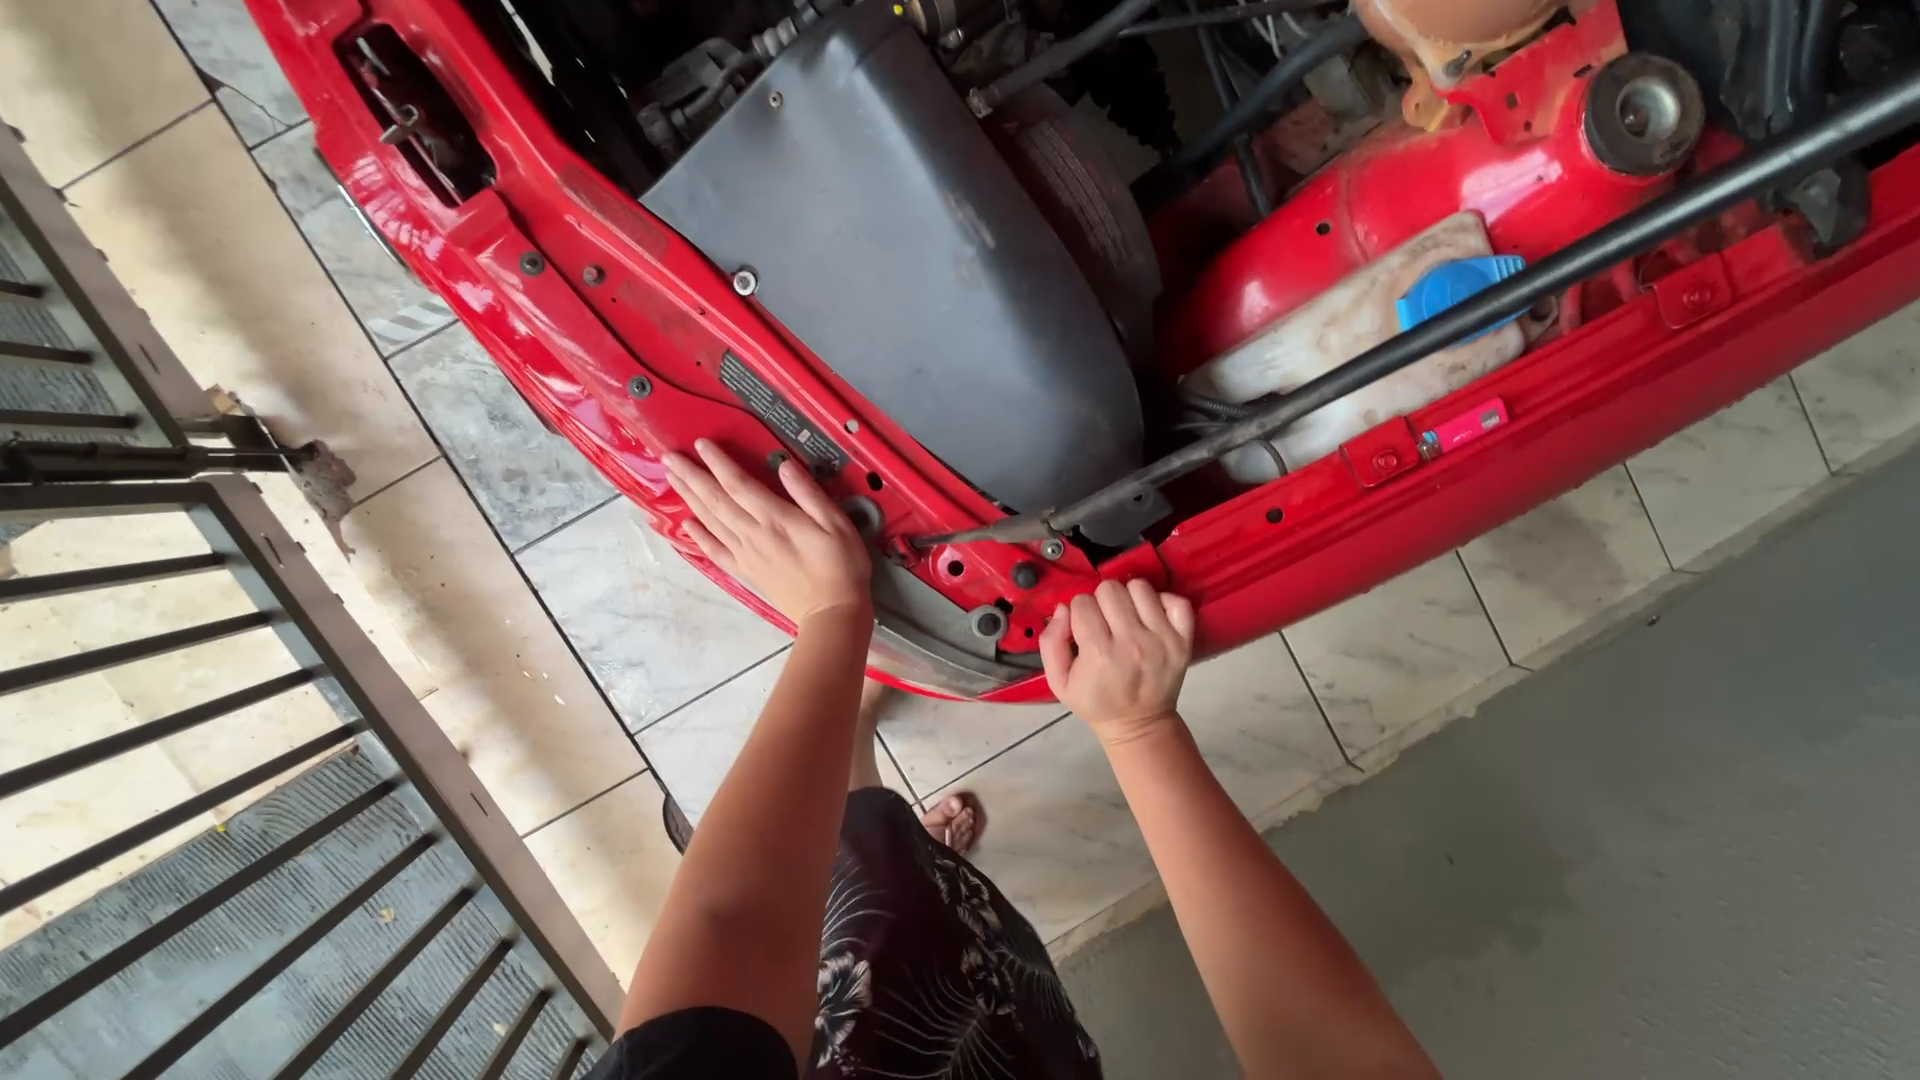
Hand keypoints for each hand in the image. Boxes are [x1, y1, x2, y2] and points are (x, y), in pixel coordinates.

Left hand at [663, 439, 872, 624]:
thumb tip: (785, 465)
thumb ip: (809, 494)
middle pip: (716, 500)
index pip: (739, 484)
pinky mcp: (745, 572)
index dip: (718, 462)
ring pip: (710, 521)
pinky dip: (698, 536)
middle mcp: (753, 534)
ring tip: (672, 478)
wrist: (832, 612)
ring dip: (690, 498)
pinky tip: (686, 524)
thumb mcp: (836, 523)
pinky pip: (715, 552)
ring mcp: (746, 555)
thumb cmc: (842, 565)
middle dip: (692, 476)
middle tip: (669, 456)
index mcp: (775, 518)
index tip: (701, 444)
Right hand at [1038, 579, 1196, 745]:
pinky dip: (1163, 602)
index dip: (1079, 611)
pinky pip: (1177, 601)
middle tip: (1105, 620)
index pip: (1083, 603)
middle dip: (1101, 601)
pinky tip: (1151, 616)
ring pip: (1140, 588)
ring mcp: (1162, 640)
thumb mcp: (1058, 681)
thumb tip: (1063, 608)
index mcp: (1099, 653)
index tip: (1083, 627)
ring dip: (1129, 598)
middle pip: (1111, 589)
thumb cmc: (1096, 701)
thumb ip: (1051, 642)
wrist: (1139, 725)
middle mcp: (1133, 642)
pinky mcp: (1183, 641)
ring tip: (1127, 616)